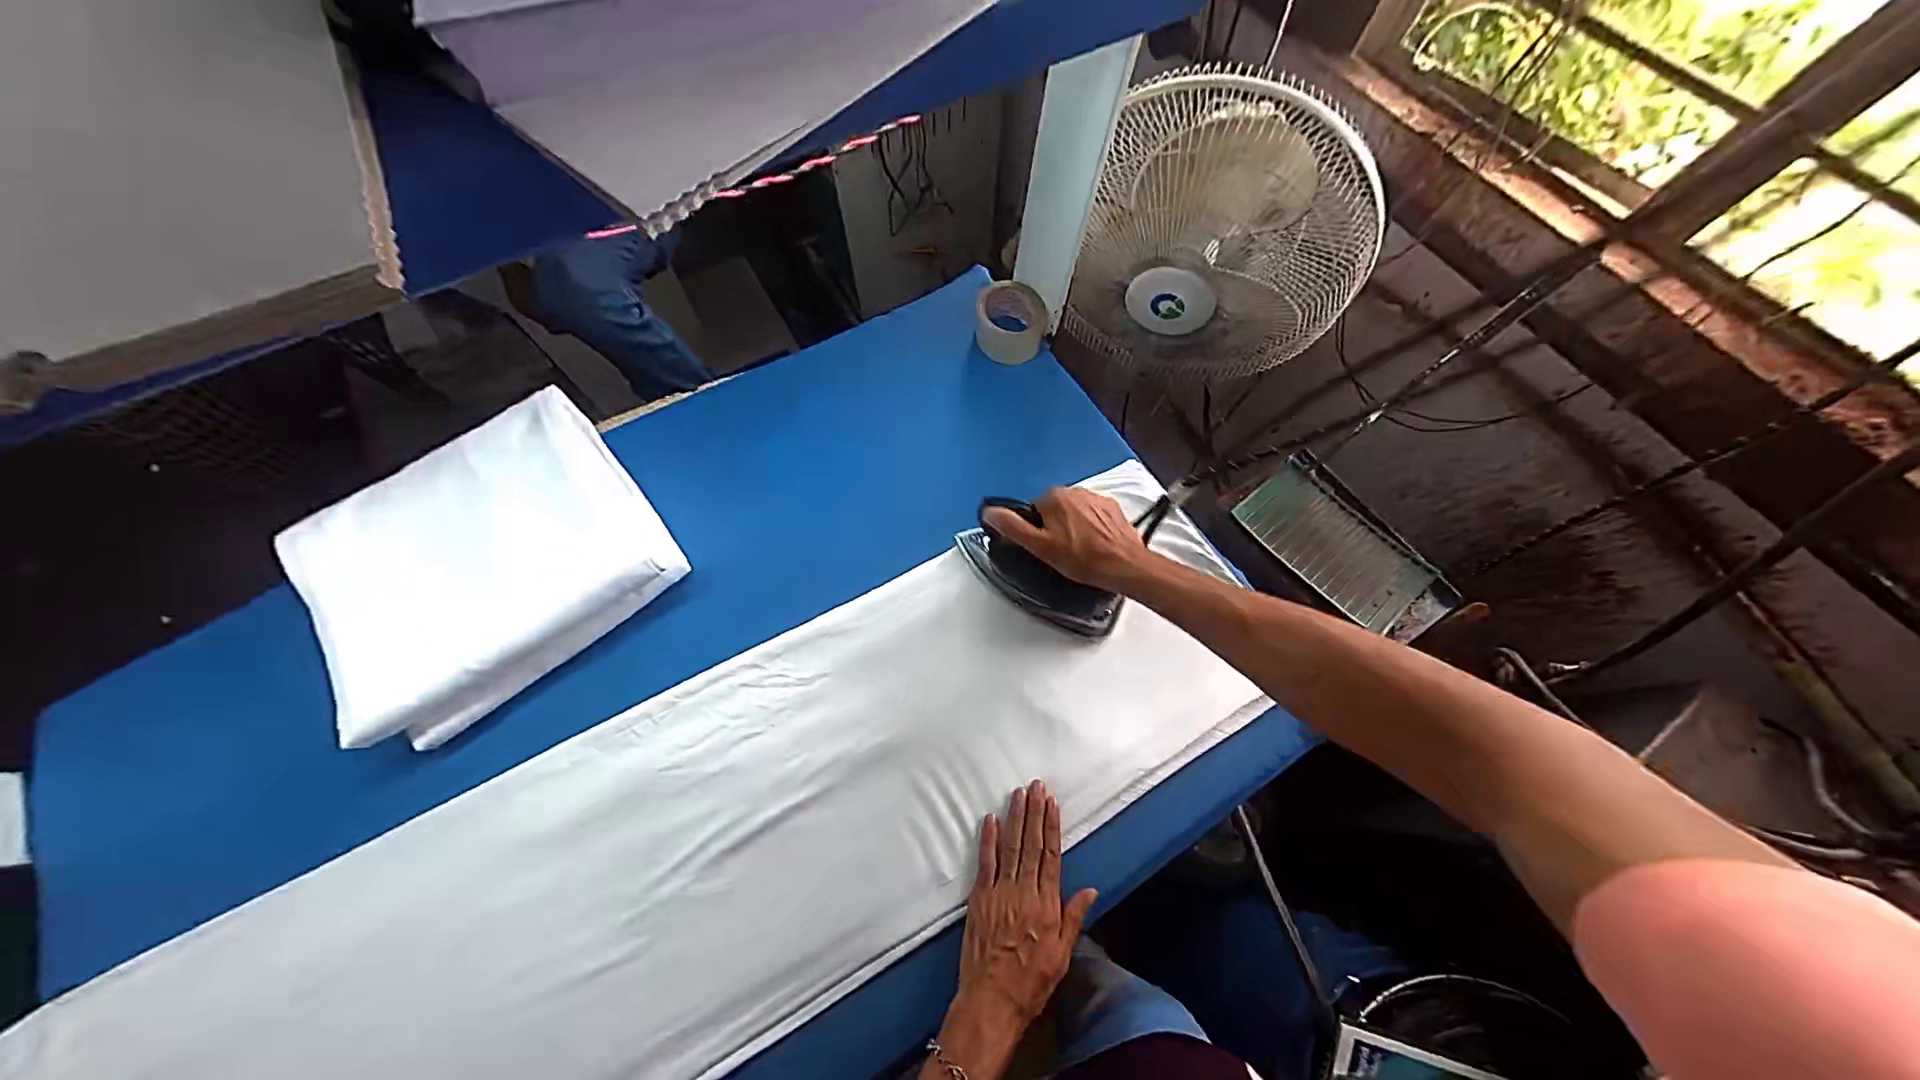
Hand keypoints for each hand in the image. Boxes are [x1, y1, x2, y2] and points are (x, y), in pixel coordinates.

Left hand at [923, 781, 1097, 1079]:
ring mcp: (999, 892)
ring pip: (1010, 847)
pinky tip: (990, 818)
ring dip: (1015, 818)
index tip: (1052, 804)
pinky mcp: (979, 897)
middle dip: (1034, 813)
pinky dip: (988, 839)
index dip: (1052, 827)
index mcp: (1046, 905)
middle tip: (1036, 786)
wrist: (992, 1000)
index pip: (1051, 856)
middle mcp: (1024, 892)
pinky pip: (985, 862)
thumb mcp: (1062, 955)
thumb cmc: (1031, 982)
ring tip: (1018, 793)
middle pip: (1031, 844)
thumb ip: (1074, 918)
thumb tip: (1090, 889)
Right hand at [982, 489, 1149, 592]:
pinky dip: (1092, 528)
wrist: (1123, 565)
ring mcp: (1096, 498)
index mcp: (1053, 497)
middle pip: (1054, 508)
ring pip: (1074, 512)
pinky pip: (1094, 515)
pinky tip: (1095, 545)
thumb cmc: (1082, 558)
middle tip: (1062, 551)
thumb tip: (990, 512)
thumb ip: (1013, 526)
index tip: (1045, 546)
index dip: (1037, 530)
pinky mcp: (1112, 508)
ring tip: (1080, 551)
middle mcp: (1075, 491)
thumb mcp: (1039, 546)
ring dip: (1074, 527)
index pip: (1034, 509)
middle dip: (1055, 527)